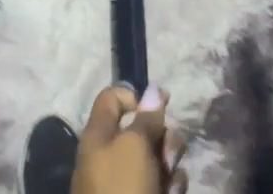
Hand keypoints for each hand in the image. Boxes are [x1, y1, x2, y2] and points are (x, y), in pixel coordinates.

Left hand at [71, 84, 187, 193]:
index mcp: (100, 135)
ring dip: (171, 161)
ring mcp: (128, 179)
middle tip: (167, 152)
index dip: (136, 95)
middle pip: (145, 127)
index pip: (113, 98)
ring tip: (170, 179)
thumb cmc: (122, 188)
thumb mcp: (135, 145)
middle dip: (164, 136)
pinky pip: (164, 180)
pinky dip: (171, 184)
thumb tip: (153, 89)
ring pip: (159, 154)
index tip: (160, 105)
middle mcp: (112, 153)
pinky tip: (172, 193)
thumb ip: (147, 117)